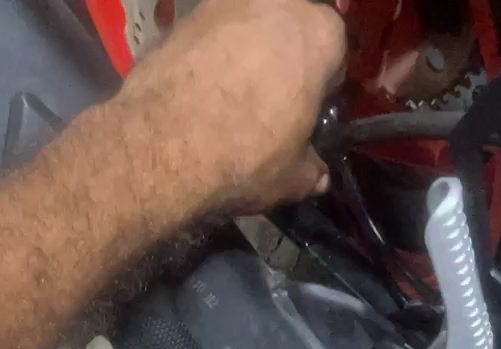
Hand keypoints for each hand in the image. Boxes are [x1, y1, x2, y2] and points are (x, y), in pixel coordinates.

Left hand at [112, 0, 345, 213]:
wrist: (165, 146)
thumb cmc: (245, 157)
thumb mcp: (292, 178)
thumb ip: (311, 169)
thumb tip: (317, 175)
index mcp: (319, 35)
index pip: (335, 51)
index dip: (323, 85)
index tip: (308, 112)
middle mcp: (278, 2)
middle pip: (291, 29)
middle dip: (285, 60)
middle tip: (270, 106)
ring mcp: (226, 1)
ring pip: (249, 27)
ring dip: (246, 55)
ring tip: (231, 102)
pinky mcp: (183, 15)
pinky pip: (209, 36)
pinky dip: (209, 58)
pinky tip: (200, 95)